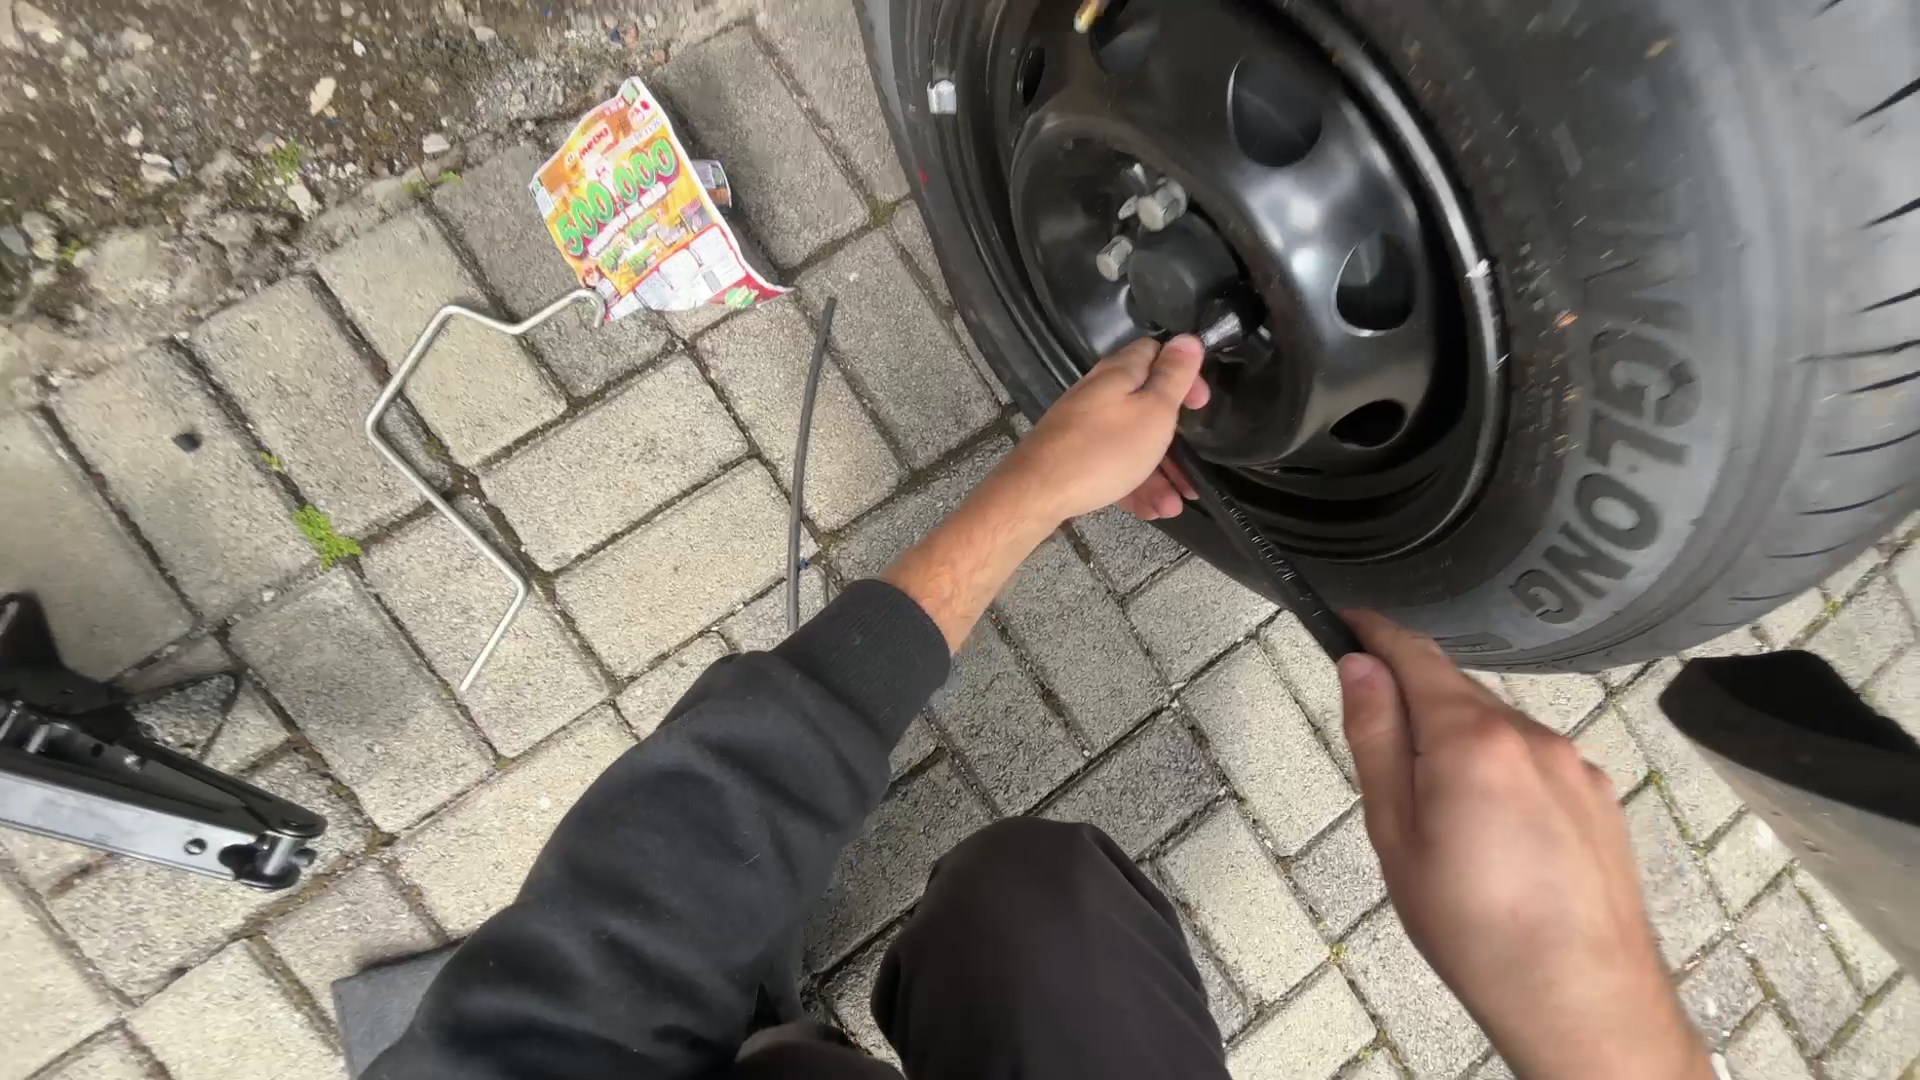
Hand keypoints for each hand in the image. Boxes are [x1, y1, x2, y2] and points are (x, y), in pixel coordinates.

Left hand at [997, 336, 1209, 522]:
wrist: (1036, 493)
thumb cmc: (1103, 451)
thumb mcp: (1152, 411)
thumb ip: (1173, 376)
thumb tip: (1189, 338)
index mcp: (1118, 374)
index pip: (1155, 354)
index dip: (1184, 374)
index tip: (1200, 404)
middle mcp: (1097, 395)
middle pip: (1145, 408)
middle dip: (1174, 442)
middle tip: (1192, 470)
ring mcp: (1082, 427)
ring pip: (1130, 444)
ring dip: (1157, 475)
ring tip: (1173, 506)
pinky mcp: (1071, 457)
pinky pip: (1110, 466)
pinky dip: (1131, 485)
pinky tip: (1148, 511)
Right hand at [1338, 611, 1711, 1079]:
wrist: (1587, 1009)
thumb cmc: (1467, 922)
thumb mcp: (1392, 828)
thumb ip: (1374, 735)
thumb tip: (1359, 663)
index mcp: (1471, 737)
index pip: (1414, 653)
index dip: (1374, 630)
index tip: (1344, 620)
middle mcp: (1531, 734)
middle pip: (1453, 687)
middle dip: (1409, 693)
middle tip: (1377, 748)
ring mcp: (1577, 764)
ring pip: (1492, 721)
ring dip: (1452, 731)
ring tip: (1435, 805)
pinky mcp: (1603, 797)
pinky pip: (1531, 754)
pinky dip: (1495, 760)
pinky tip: (1491, 825)